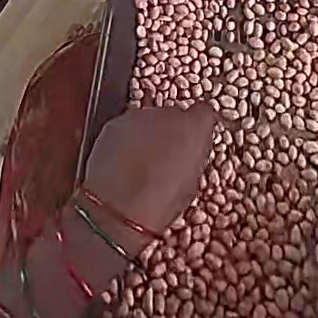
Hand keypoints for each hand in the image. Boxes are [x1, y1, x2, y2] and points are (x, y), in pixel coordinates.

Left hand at [81, 102, 218, 238]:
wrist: (119, 205)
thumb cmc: (161, 200)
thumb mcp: (191, 183)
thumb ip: (191, 156)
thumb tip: (187, 153)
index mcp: (193, 128)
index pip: (203, 112)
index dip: (198, 125)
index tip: (194, 138)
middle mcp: (166, 114)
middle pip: (173, 115)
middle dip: (170, 132)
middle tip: (164, 158)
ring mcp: (138, 116)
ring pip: (148, 120)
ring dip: (147, 135)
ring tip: (141, 164)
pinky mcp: (114, 123)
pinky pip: (126, 127)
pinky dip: (126, 140)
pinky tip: (123, 162)